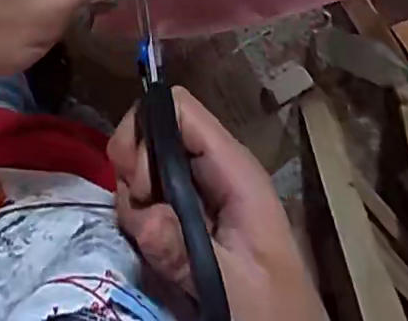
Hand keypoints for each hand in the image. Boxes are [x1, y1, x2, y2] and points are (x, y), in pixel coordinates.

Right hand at [111, 86, 326, 320]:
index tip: (138, 182)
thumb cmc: (274, 312)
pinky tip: (154, 246)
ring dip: (134, 196)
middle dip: (133, 165)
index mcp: (232, 167)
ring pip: (145, 161)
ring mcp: (200, 188)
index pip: (179, 107)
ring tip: (149, 238)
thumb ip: (186, 251)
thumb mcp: (234, 287)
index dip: (148, 128)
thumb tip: (144, 217)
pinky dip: (139, 213)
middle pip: (154, 129)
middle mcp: (213, 167)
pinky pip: (150, 192)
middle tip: (138, 209)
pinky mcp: (190, 211)